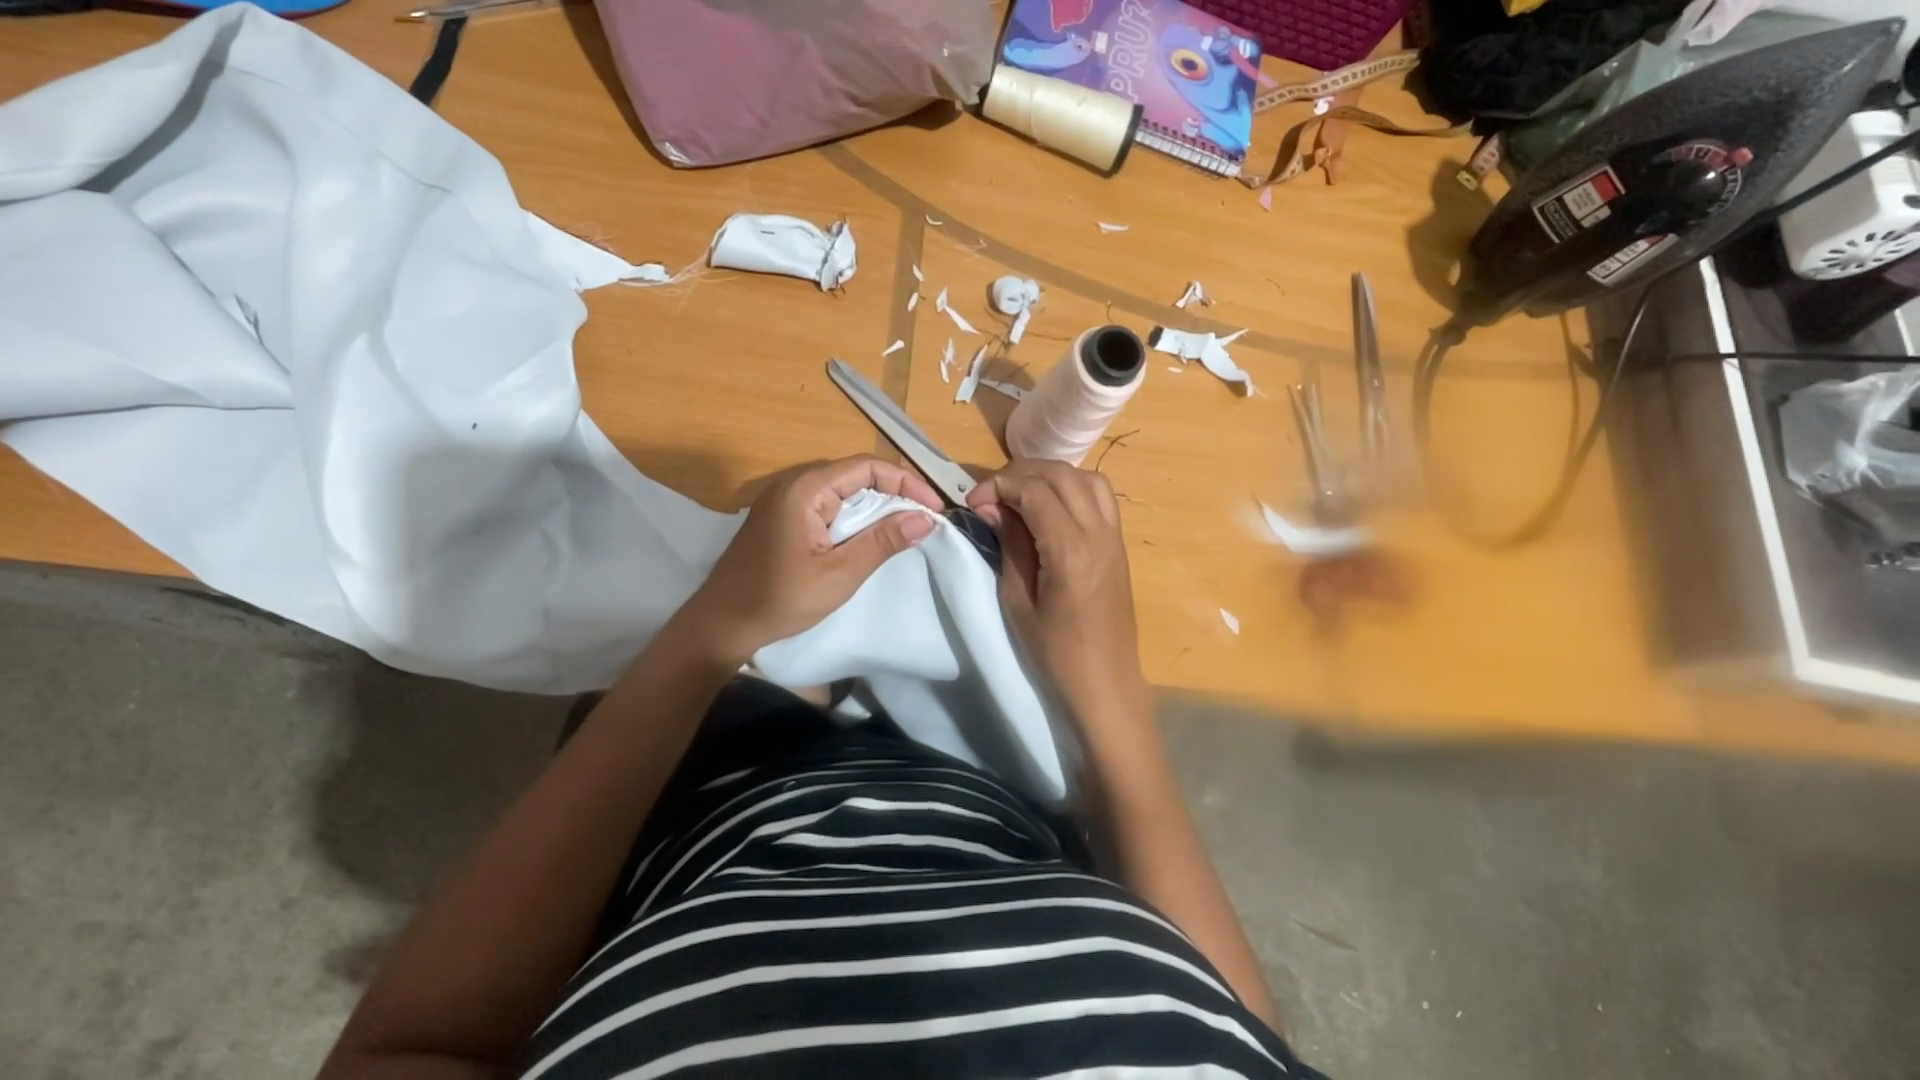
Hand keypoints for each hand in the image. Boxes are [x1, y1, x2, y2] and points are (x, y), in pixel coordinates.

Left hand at [680, 455, 941, 664]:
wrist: (722, 625)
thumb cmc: (780, 598)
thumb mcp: (839, 573)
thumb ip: (883, 541)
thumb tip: (926, 518)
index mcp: (805, 489)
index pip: (867, 467)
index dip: (906, 482)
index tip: (934, 508)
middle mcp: (793, 485)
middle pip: (855, 475)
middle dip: (894, 494)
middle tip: (924, 520)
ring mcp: (784, 502)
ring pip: (841, 493)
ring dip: (874, 508)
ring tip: (905, 530)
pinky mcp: (781, 521)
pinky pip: (826, 508)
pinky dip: (853, 520)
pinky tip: (869, 540)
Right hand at [967, 460, 1149, 724]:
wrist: (1105, 681)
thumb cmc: (1054, 652)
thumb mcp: (1017, 601)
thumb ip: (1009, 545)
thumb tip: (993, 506)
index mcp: (1070, 551)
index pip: (1034, 490)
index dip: (999, 485)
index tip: (973, 502)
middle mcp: (1098, 533)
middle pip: (1061, 474)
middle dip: (1021, 473)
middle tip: (991, 493)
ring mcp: (1115, 536)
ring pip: (1086, 477)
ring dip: (1050, 475)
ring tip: (1020, 494)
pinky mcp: (1120, 544)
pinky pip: (1101, 496)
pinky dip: (1073, 487)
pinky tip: (1049, 506)